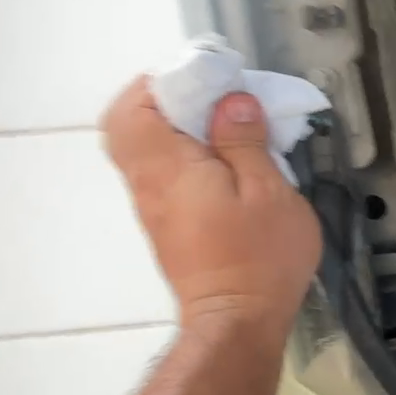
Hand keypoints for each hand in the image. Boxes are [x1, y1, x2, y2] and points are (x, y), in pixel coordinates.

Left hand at [102, 79, 320, 345]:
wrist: (239, 316)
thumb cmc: (261, 252)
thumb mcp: (268, 190)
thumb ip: (245, 142)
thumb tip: (231, 101)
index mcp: (169, 169)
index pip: (135, 109)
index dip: (164, 83)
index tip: (209, 78)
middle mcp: (148, 183)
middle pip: (127, 126)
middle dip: (164, 100)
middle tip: (214, 96)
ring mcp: (154, 205)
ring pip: (143, 148)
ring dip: (176, 126)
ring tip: (229, 124)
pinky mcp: (169, 222)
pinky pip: (162, 170)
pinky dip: (185, 151)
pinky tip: (227, 159)